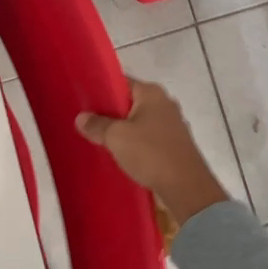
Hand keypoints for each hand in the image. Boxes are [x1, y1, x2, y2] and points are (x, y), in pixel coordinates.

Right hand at [76, 78, 228, 222]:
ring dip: (121, 130)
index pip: (121, 82)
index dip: (101, 89)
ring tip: (99, 140)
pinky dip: (134, 144)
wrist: (185, 186)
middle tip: (86, 123)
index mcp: (152, 93)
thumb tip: (81, 117)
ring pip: (138, 122)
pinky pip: (147, 138)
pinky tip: (119, 155)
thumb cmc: (150, 153)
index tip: (82, 101)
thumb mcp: (116, 137)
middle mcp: (164, 103)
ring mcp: (171, 124)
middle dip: (109, 112)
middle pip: (129, 102)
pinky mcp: (173, 144)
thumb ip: (97, 125)